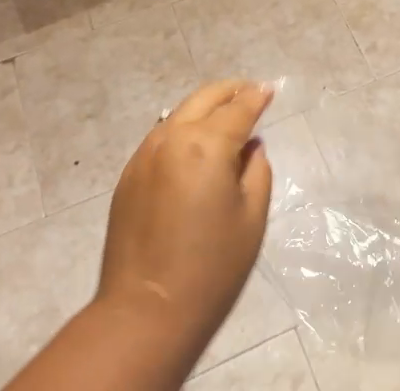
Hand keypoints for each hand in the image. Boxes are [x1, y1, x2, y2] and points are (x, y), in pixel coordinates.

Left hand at [97, 80, 275, 348]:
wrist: (145, 311)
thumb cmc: (211, 269)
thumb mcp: (251, 217)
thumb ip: (256, 170)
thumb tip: (249, 146)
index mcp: (206, 145)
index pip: (238, 109)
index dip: (257, 97)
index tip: (270, 89)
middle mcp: (171, 138)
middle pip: (204, 99)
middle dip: (230, 91)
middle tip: (250, 93)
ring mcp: (144, 155)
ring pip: (179, 114)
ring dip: (204, 108)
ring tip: (225, 117)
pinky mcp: (129, 175)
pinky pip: (161, 138)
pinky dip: (182, 130)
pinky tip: (195, 146)